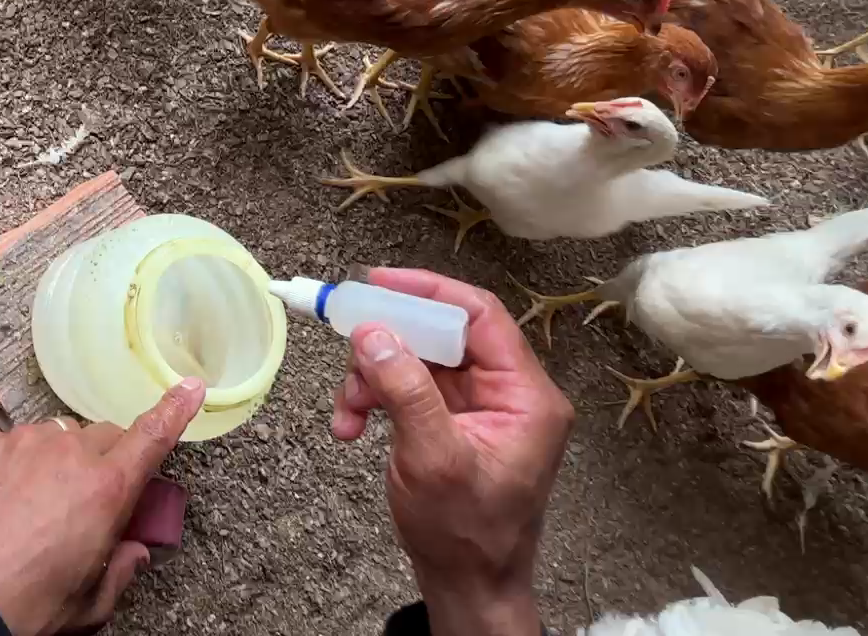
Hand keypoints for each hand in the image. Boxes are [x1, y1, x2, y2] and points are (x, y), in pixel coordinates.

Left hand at [0, 378, 205, 635]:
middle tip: (93, 502)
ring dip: (63, 461)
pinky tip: (10, 498)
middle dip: (108, 461)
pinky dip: (25, 463)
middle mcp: (69, 452)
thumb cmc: (26, 601)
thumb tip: (133, 551)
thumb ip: (121, 569)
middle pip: (105, 438)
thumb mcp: (90, 603)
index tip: (190, 388)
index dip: (174, 410)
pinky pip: (22, 442)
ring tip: (42, 506)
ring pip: (62, 438)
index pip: (151, 437)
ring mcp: (27, 440)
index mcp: (105, 488)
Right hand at [330, 268, 573, 635]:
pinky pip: (398, 383)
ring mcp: (471, 403)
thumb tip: (371, 331)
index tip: (376, 282)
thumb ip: (406, 390)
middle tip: (344, 336)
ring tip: (347, 408)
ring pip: (409, 355)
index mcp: (524, 396)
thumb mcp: (433, 459)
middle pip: (436, 333)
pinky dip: (368, 397)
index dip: (429, 290)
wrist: (465, 584)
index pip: (479, 316)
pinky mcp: (444, 415)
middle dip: (384, 341)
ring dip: (368, 376)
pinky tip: (349, 424)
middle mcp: (502, 391)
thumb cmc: (464, 532)